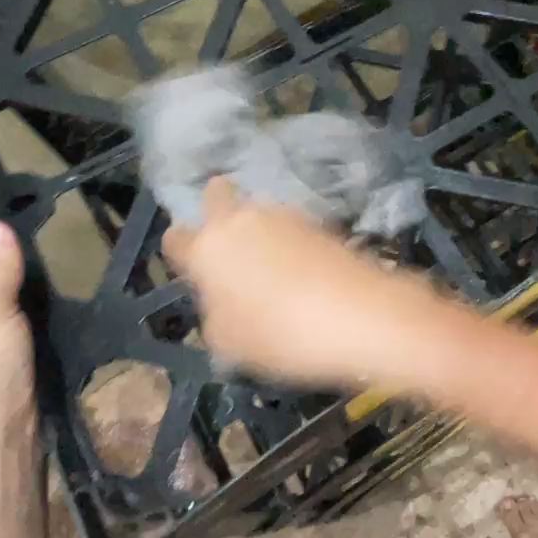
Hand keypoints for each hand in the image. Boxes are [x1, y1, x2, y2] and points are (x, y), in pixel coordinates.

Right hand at [161, 178, 463, 387]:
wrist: (361, 315)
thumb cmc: (281, 334)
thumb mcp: (229, 342)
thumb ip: (215, 312)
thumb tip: (221, 298)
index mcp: (209, 248)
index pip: (176, 238)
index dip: (180, 252)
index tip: (191, 268)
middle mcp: (242, 220)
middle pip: (218, 196)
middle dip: (217, 209)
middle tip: (227, 242)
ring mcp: (284, 215)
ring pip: (258, 211)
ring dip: (258, 228)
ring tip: (270, 268)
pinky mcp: (320, 221)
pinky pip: (290, 227)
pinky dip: (289, 242)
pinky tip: (301, 272)